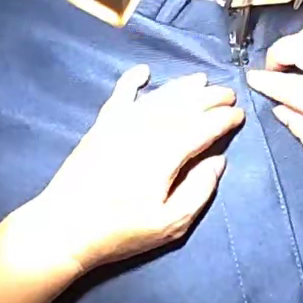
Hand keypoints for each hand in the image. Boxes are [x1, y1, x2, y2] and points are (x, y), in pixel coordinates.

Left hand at [19, 66, 243, 272]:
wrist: (64, 227)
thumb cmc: (119, 231)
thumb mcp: (169, 224)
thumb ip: (199, 191)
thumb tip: (217, 160)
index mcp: (166, 153)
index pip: (203, 126)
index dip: (224, 119)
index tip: (239, 115)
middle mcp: (145, 130)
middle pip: (184, 105)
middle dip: (210, 97)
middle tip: (228, 94)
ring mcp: (120, 124)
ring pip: (158, 97)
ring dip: (182, 86)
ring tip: (201, 80)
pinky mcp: (101, 126)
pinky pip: (120, 95)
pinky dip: (132, 80)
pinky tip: (144, 71)